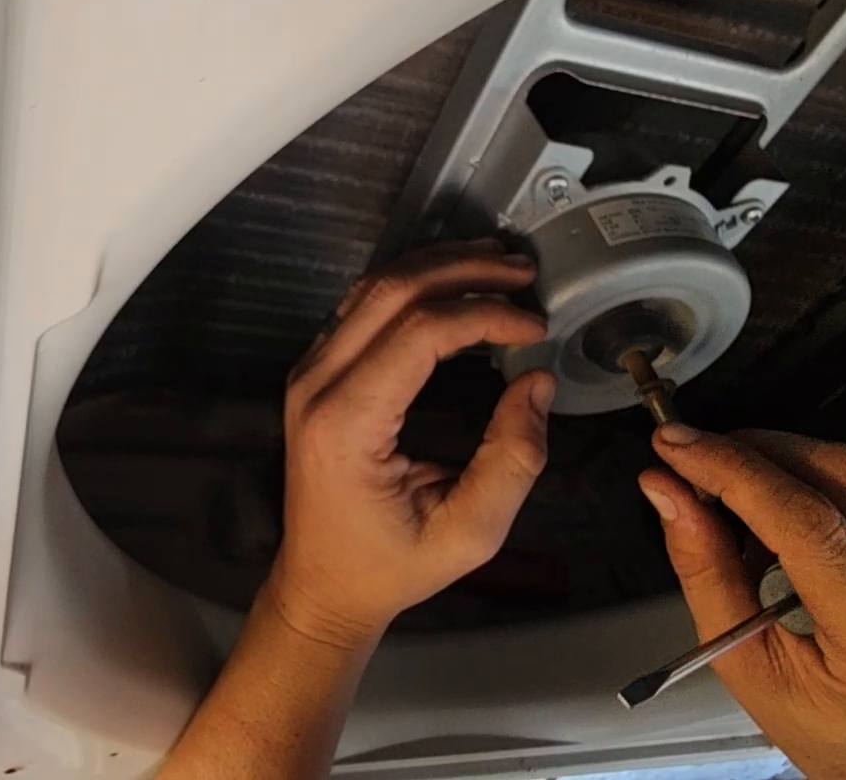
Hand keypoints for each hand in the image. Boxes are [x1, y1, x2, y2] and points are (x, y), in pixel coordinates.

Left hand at [267, 239, 556, 649]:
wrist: (321, 581)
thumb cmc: (389, 566)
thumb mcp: (468, 534)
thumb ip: (512, 460)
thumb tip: (536, 382)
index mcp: (348, 423)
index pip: (418, 333)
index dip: (483, 315)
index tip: (535, 325)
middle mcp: (318, 383)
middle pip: (392, 292)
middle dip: (464, 270)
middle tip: (523, 271)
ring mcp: (309, 370)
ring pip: (373, 287)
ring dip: (437, 266)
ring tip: (496, 263)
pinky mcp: (315, 369)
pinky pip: (361, 305)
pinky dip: (411, 283)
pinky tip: (452, 282)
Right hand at [639, 426, 845, 779]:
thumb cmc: (835, 733)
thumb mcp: (744, 665)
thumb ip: (702, 569)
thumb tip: (668, 491)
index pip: (810, 527)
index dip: (734, 470)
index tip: (679, 446)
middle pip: (842, 478)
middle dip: (751, 450)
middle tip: (694, 456)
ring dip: (780, 460)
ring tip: (741, 498)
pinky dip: (820, 479)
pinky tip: (794, 512)